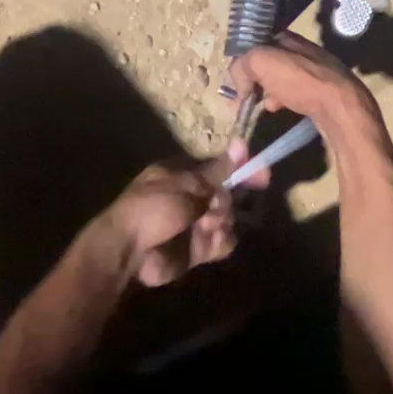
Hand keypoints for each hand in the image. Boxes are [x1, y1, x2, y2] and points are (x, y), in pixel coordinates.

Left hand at [89, 149, 239, 286]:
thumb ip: (217, 170)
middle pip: (228, 193)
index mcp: (185, 174)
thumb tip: (241, 142)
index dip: (242, 169)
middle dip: (228, 200)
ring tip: (204, 225)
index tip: (263, 174)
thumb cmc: (151, 207)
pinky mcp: (200, 248)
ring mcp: (197, 222)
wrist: (130, 251)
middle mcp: (194, 196)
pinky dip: (221, 240)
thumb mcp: (184, 184)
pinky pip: (224, 240)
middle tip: (215, 209)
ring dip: (221, 220)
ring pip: (229, 217)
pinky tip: (208, 240)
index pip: (221, 167)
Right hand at [227, 32, 382, 135]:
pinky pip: (294, 92)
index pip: (257, 41)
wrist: (341, 107)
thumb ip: (242, 65)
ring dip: (266, 89)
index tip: (236, 77)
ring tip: (258, 104)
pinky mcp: (323, 91)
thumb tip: (239, 85)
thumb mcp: (261, 63)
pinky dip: (281, 99)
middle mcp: (302, 49)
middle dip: (254, 77)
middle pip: (269, 60)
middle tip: (243, 95)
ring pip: (281, 77)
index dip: (244, 58)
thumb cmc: (300, 80)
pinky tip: (277, 109)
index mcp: (288, 37)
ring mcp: (315, 70)